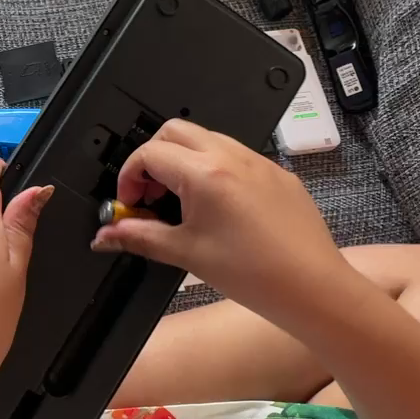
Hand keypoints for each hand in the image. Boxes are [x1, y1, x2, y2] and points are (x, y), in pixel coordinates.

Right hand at [90, 119, 357, 320]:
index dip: (128, 177)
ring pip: (205, 138)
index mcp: (205, 173)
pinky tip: (214, 206)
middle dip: (152, 156)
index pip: (149, 154)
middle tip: (149, 194)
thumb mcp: (185, 253)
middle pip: (174, 130)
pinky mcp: (276, 173)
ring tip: (180, 201)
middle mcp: (231, 157)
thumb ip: (138, 237)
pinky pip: (235, 154)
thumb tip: (105, 235)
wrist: (313, 288)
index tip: (129, 204)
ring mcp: (257, 161)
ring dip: (182, 159)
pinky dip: (213, 167)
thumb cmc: (255, 273)